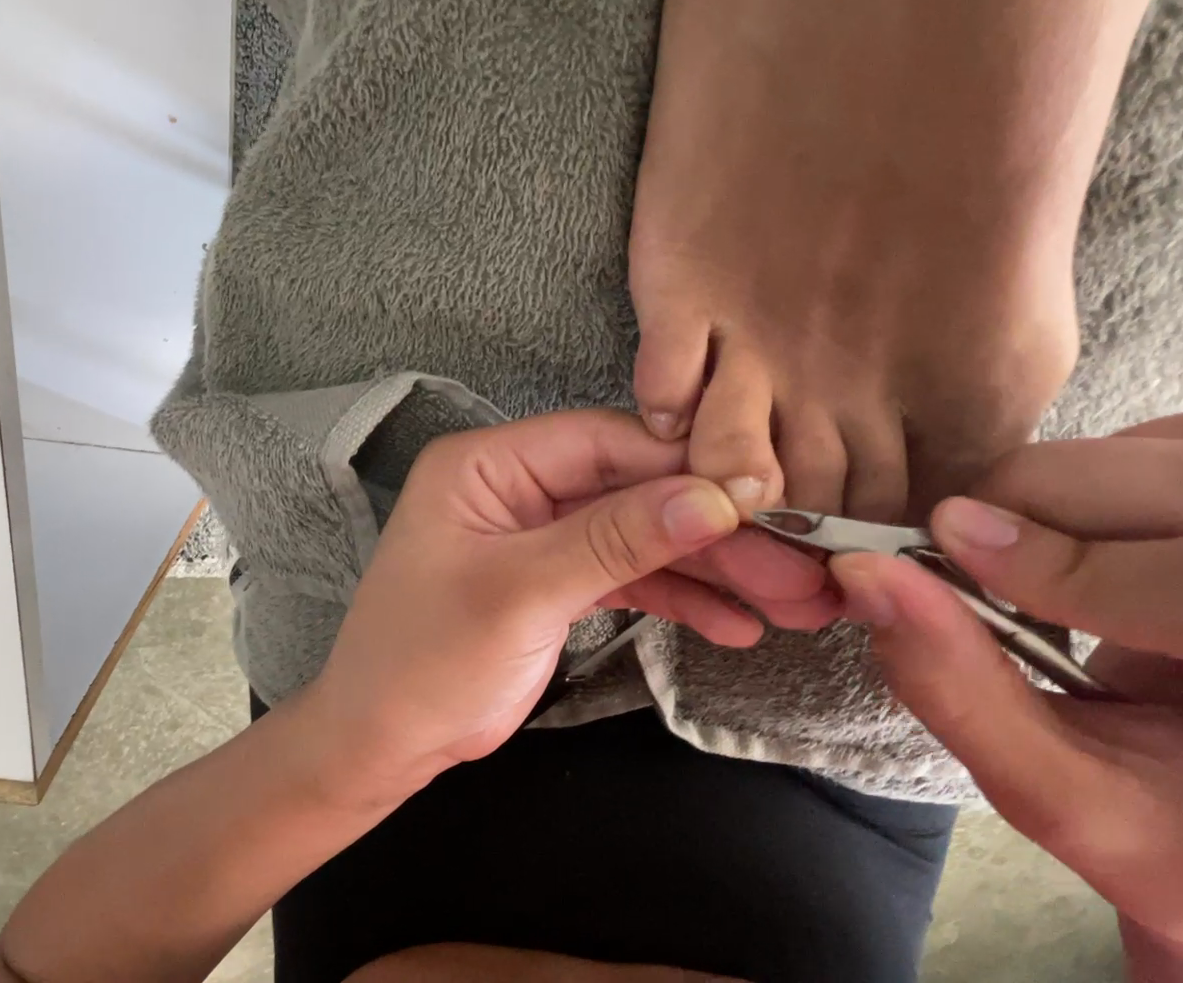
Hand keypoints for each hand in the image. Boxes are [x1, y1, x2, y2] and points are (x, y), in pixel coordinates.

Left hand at [305, 409, 824, 801]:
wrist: (384, 740)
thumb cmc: (427, 659)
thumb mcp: (519, 594)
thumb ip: (614, 541)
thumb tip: (716, 499)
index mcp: (487, 464)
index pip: (602, 442)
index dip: (684, 466)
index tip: (767, 498)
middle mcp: (516, 486)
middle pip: (633, 491)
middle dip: (713, 529)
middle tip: (798, 566)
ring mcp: (540, 534)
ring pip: (640, 535)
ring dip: (712, 568)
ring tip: (792, 603)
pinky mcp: (556, 581)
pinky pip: (628, 577)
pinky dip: (678, 598)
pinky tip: (735, 625)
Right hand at [629, 0, 1182, 518]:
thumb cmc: (992, 88)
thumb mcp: (1029, 270)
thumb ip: (977, 378)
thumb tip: (935, 451)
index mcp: (979, 373)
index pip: (926, 506)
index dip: (899, 540)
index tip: (871, 544)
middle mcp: (863, 371)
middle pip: (828, 502)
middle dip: (815, 540)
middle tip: (791, 546)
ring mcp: (760, 331)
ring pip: (736, 469)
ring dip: (733, 494)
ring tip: (729, 495)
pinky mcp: (680, 281)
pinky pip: (663, 391)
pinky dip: (669, 415)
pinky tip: (678, 407)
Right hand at [831, 401, 1182, 973]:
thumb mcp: (1069, 804)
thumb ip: (961, 692)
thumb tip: (864, 572)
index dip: (1076, 564)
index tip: (942, 551)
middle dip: (1059, 496)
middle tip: (961, 540)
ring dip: (1093, 477)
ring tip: (1033, 546)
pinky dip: (1129, 464)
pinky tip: (1101, 533)